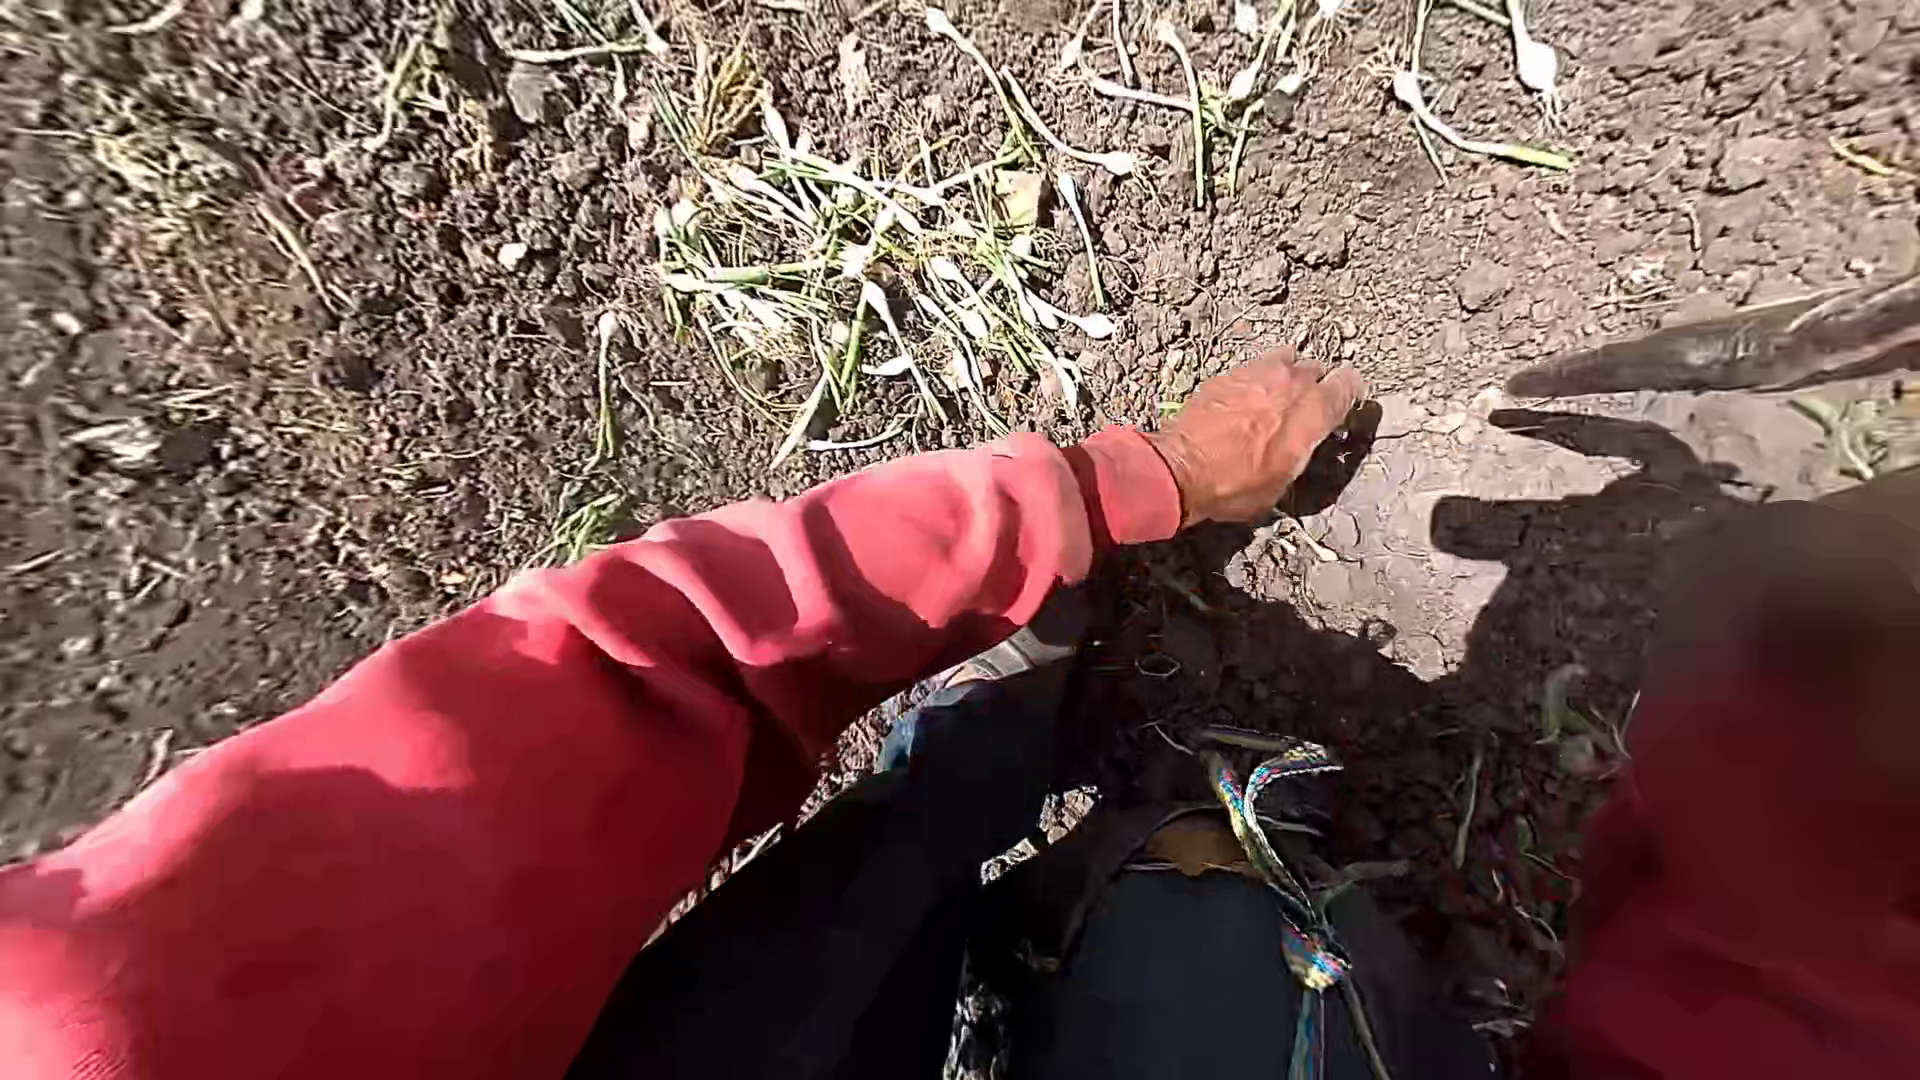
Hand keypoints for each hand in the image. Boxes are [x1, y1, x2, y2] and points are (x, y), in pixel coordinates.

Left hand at [1146, 346, 1366, 526]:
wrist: (1180, 469)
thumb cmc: (1232, 485)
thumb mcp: (1280, 484)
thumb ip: (1300, 453)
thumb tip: (1297, 449)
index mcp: (1314, 411)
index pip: (1349, 386)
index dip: (1345, 396)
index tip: (1337, 407)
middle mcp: (1291, 383)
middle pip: (1315, 370)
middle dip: (1310, 386)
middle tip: (1296, 409)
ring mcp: (1256, 373)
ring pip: (1283, 360)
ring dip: (1281, 376)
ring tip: (1269, 399)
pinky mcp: (1225, 374)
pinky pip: (1249, 368)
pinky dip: (1250, 380)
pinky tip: (1239, 401)